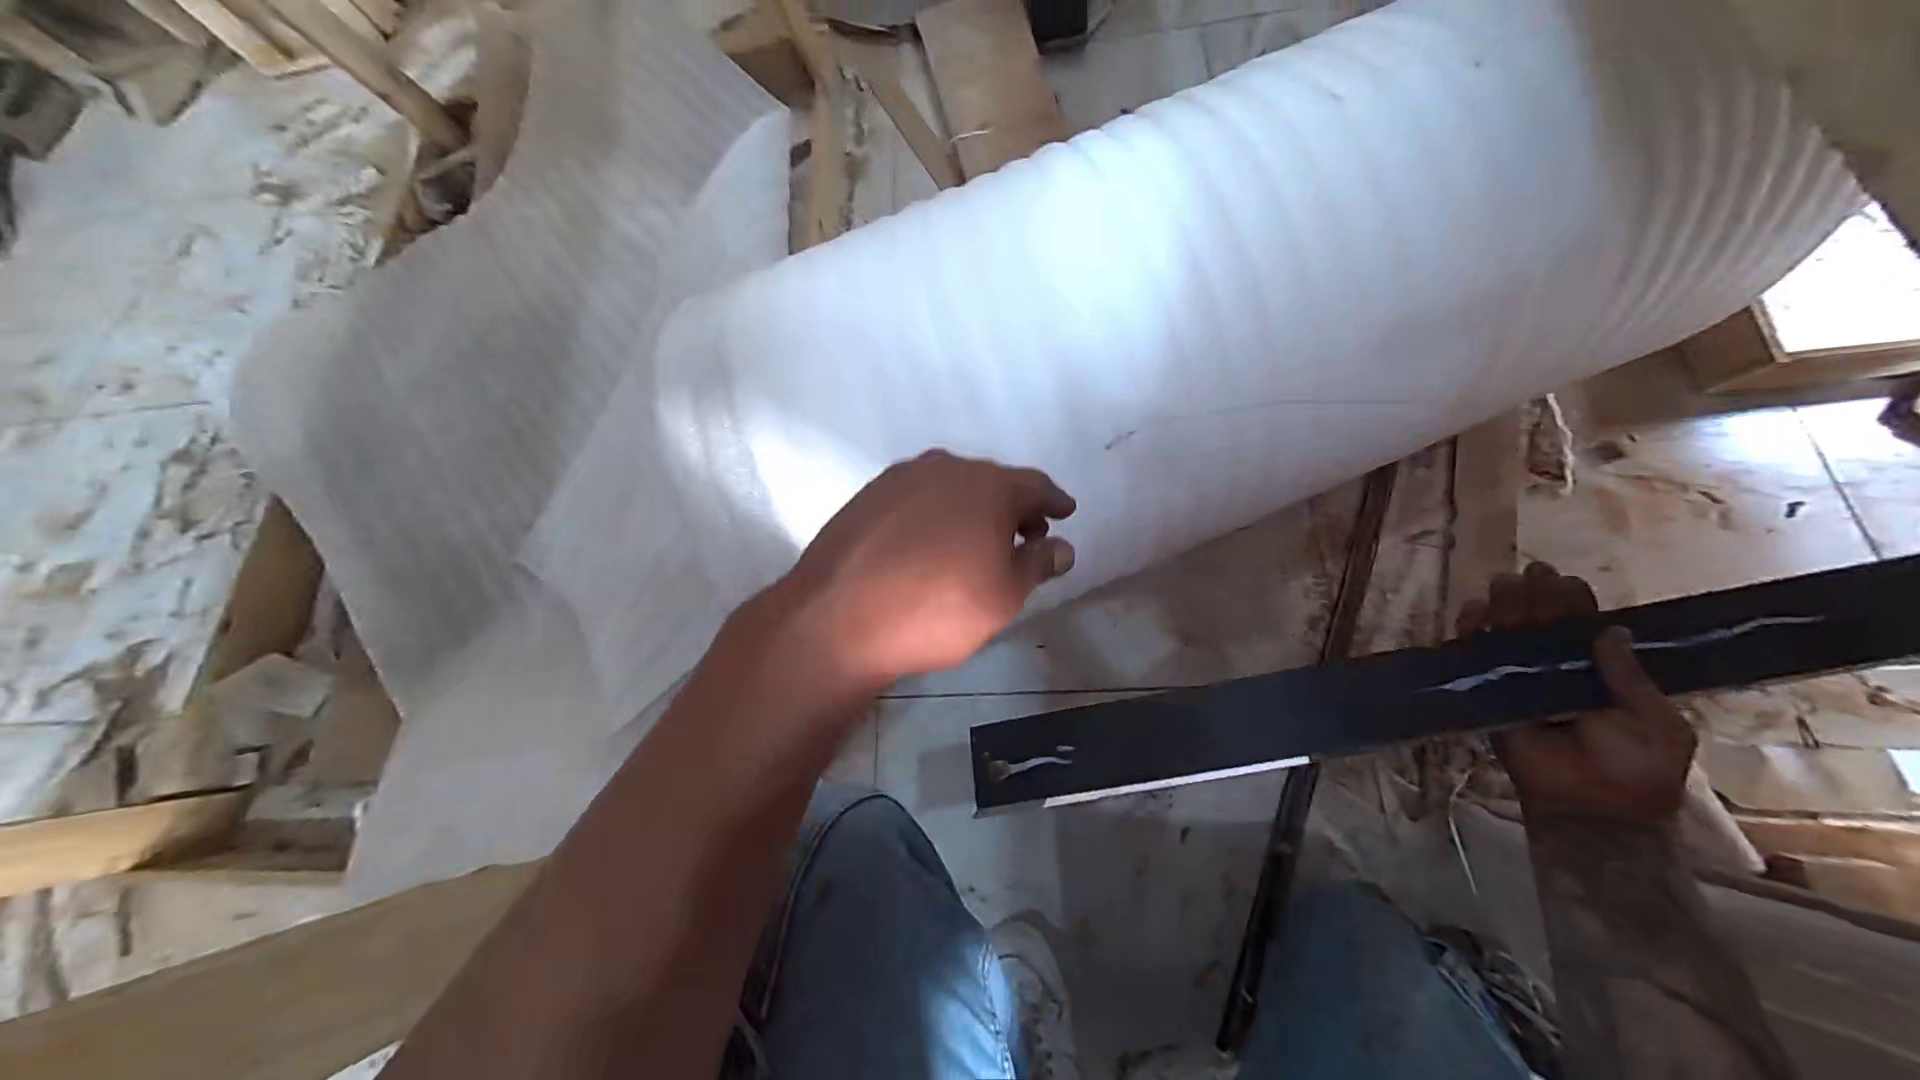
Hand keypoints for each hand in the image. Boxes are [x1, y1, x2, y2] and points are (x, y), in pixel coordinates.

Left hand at [768, 449, 1076, 690]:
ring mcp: (899, 480)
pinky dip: (936, 514)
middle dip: (1014, 507)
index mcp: (987, 485)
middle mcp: (944, 468)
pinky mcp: (866, 498)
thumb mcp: (1003, 595)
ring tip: (980, 540)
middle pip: (991, 482)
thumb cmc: (937, 608)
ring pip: (951, 487)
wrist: (838, 618)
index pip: (1034, 486)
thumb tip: (1062, 547)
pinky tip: (931, 542)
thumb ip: (1038, 564)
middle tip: (1026, 534)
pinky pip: (916, 499)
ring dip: (973, 509)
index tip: (1065, 512)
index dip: (1054, 501)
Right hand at [1457, 562, 1695, 823]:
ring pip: (1505, 635)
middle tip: (1525, 574)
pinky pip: (1475, 661)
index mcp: (1600, 671)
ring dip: (1500, 608)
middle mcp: (1557, 669)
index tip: (1559, 577)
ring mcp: (1520, 681)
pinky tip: (1471, 616)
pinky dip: (1469, 637)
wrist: (1594, 806)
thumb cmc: (1637, 767)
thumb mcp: (1656, 720)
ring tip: (1499, 586)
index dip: (1570, 600)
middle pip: (1539, 624)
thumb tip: (1610, 628)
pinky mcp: (1490, 695)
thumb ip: (1629, 678)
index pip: (1581, 625)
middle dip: (1531, 596)